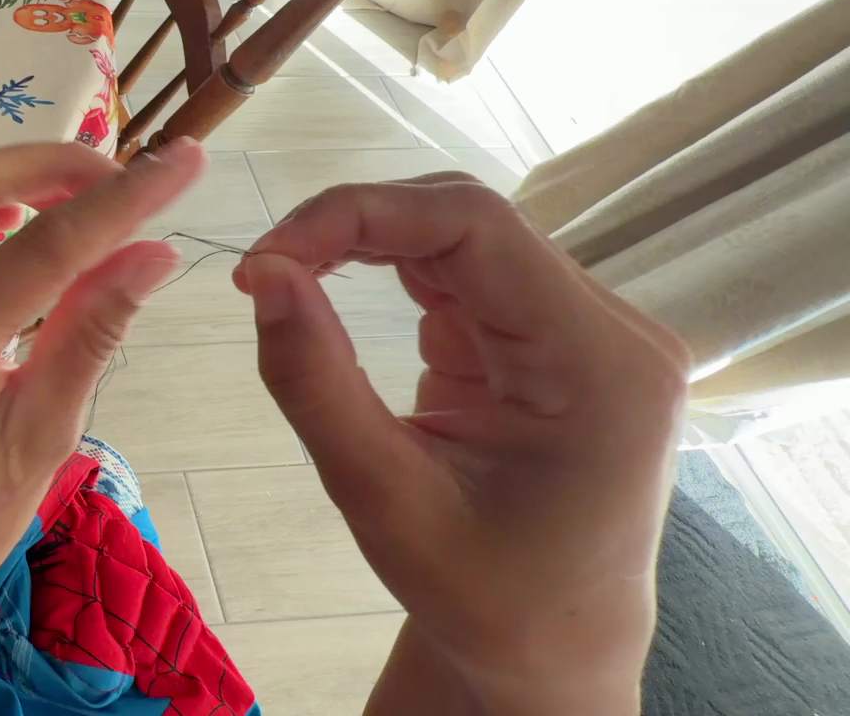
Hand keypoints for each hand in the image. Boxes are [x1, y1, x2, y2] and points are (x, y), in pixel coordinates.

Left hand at [0, 140, 203, 714]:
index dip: (124, 198)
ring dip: (11, 171)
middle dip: (57, 165)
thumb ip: (93, 331)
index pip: (46, 246)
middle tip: (124, 185)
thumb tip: (155, 252)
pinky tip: (19, 225)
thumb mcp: (43, 435)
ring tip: (76, 201)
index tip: (185, 160)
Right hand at [233, 175, 688, 715]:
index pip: (470, 224)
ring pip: (444, 230)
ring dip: (351, 238)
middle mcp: (599, 325)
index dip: (353, 215)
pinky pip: (441, 264)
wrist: (543, 644)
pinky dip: (368, 261)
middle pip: (458, 216)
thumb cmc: (478, 593)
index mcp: (597, 363)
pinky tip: (320, 284)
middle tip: (260, 271)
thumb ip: (314, 378)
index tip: (263, 259)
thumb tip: (261, 271)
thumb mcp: (379, 496)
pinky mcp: (527, 332)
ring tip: (278, 276)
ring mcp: (568, 324)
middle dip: (345, 224)